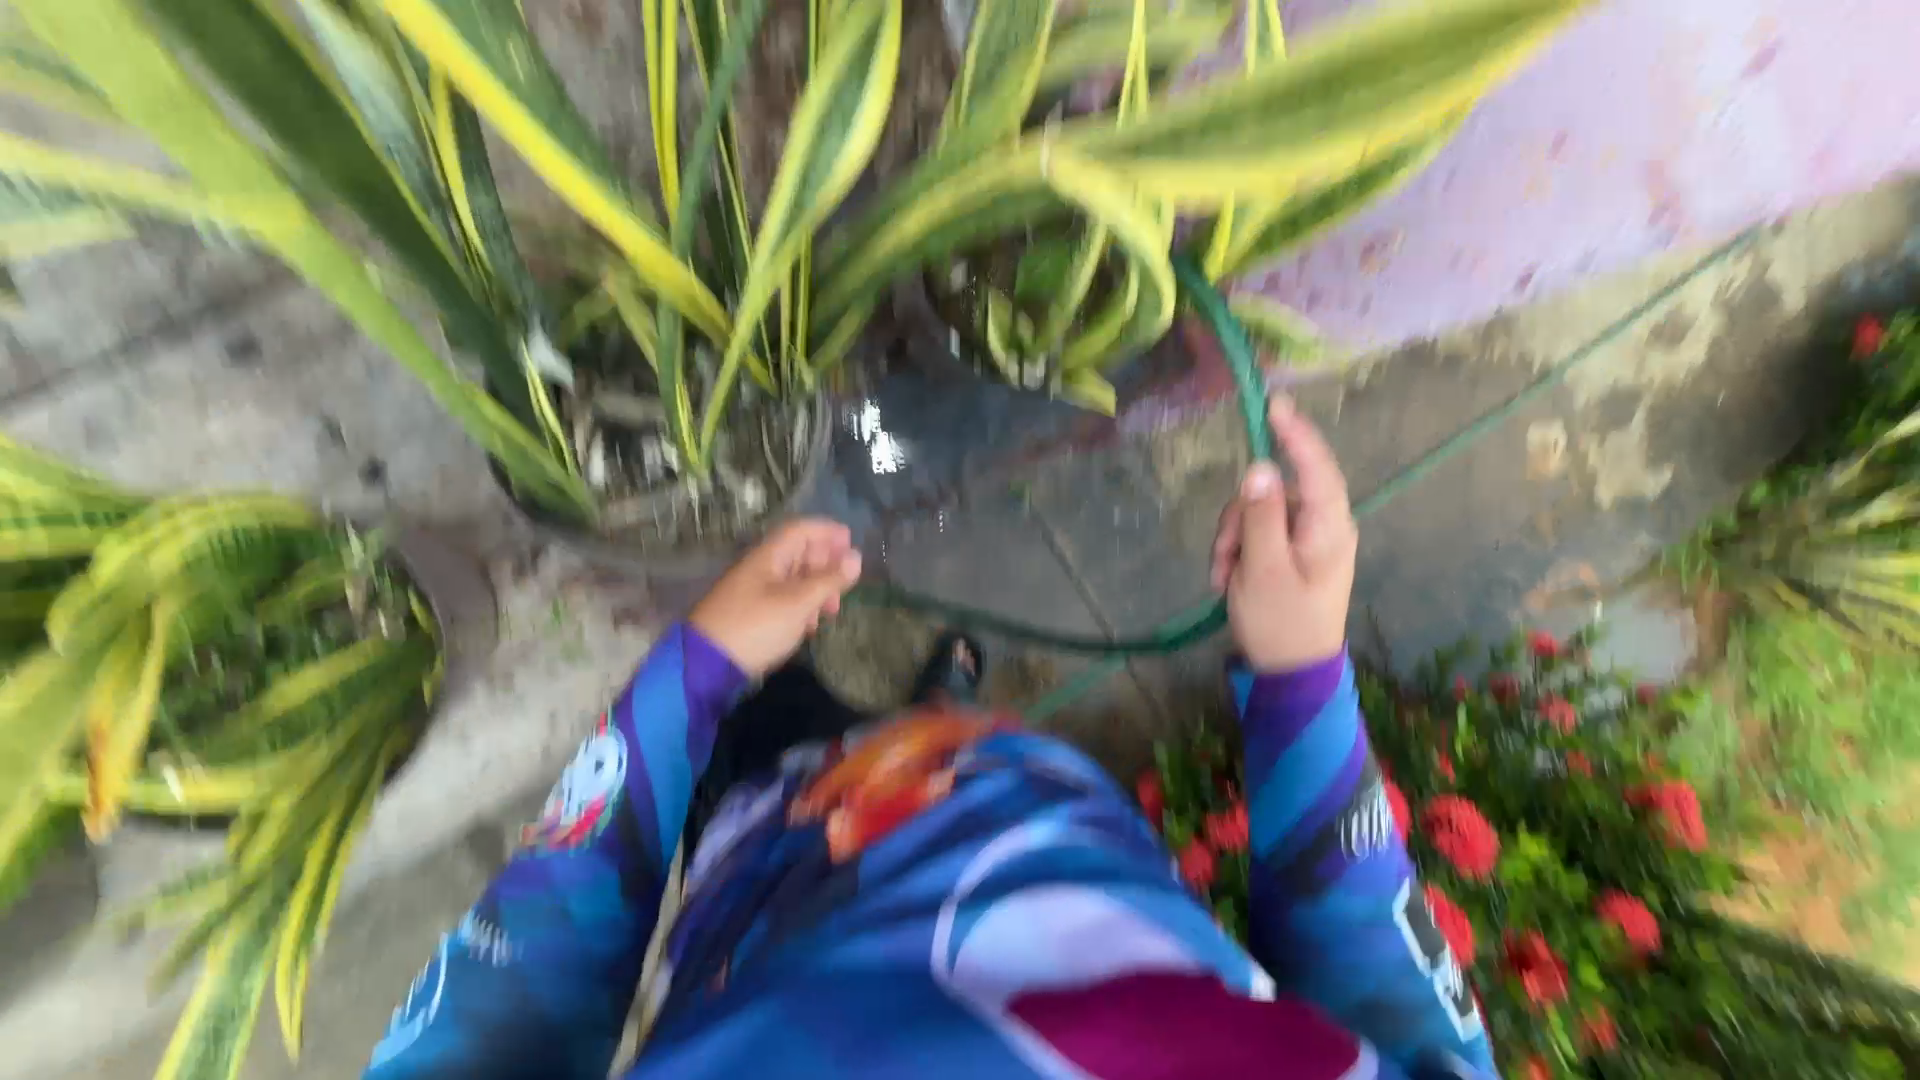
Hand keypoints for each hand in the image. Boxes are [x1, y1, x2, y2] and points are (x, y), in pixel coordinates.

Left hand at [690, 518, 862, 677]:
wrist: (706, 665)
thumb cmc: (756, 627)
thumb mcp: (798, 603)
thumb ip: (828, 580)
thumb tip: (856, 557)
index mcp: (768, 557)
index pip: (801, 530)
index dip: (827, 532)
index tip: (851, 543)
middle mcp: (760, 568)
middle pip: (798, 553)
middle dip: (826, 564)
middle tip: (845, 583)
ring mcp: (753, 591)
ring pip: (793, 578)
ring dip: (816, 589)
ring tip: (831, 611)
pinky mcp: (750, 614)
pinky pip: (782, 599)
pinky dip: (801, 606)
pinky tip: (808, 626)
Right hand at [1210, 396, 1357, 673]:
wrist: (1291, 672)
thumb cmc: (1281, 622)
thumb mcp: (1261, 569)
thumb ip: (1259, 516)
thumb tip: (1260, 467)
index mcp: (1327, 525)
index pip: (1315, 467)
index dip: (1296, 433)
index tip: (1276, 403)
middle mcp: (1322, 524)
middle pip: (1272, 492)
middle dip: (1238, 519)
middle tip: (1222, 559)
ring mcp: (1307, 539)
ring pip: (1257, 512)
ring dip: (1232, 540)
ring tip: (1224, 578)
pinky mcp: (1292, 553)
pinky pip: (1257, 533)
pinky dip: (1237, 551)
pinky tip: (1229, 580)